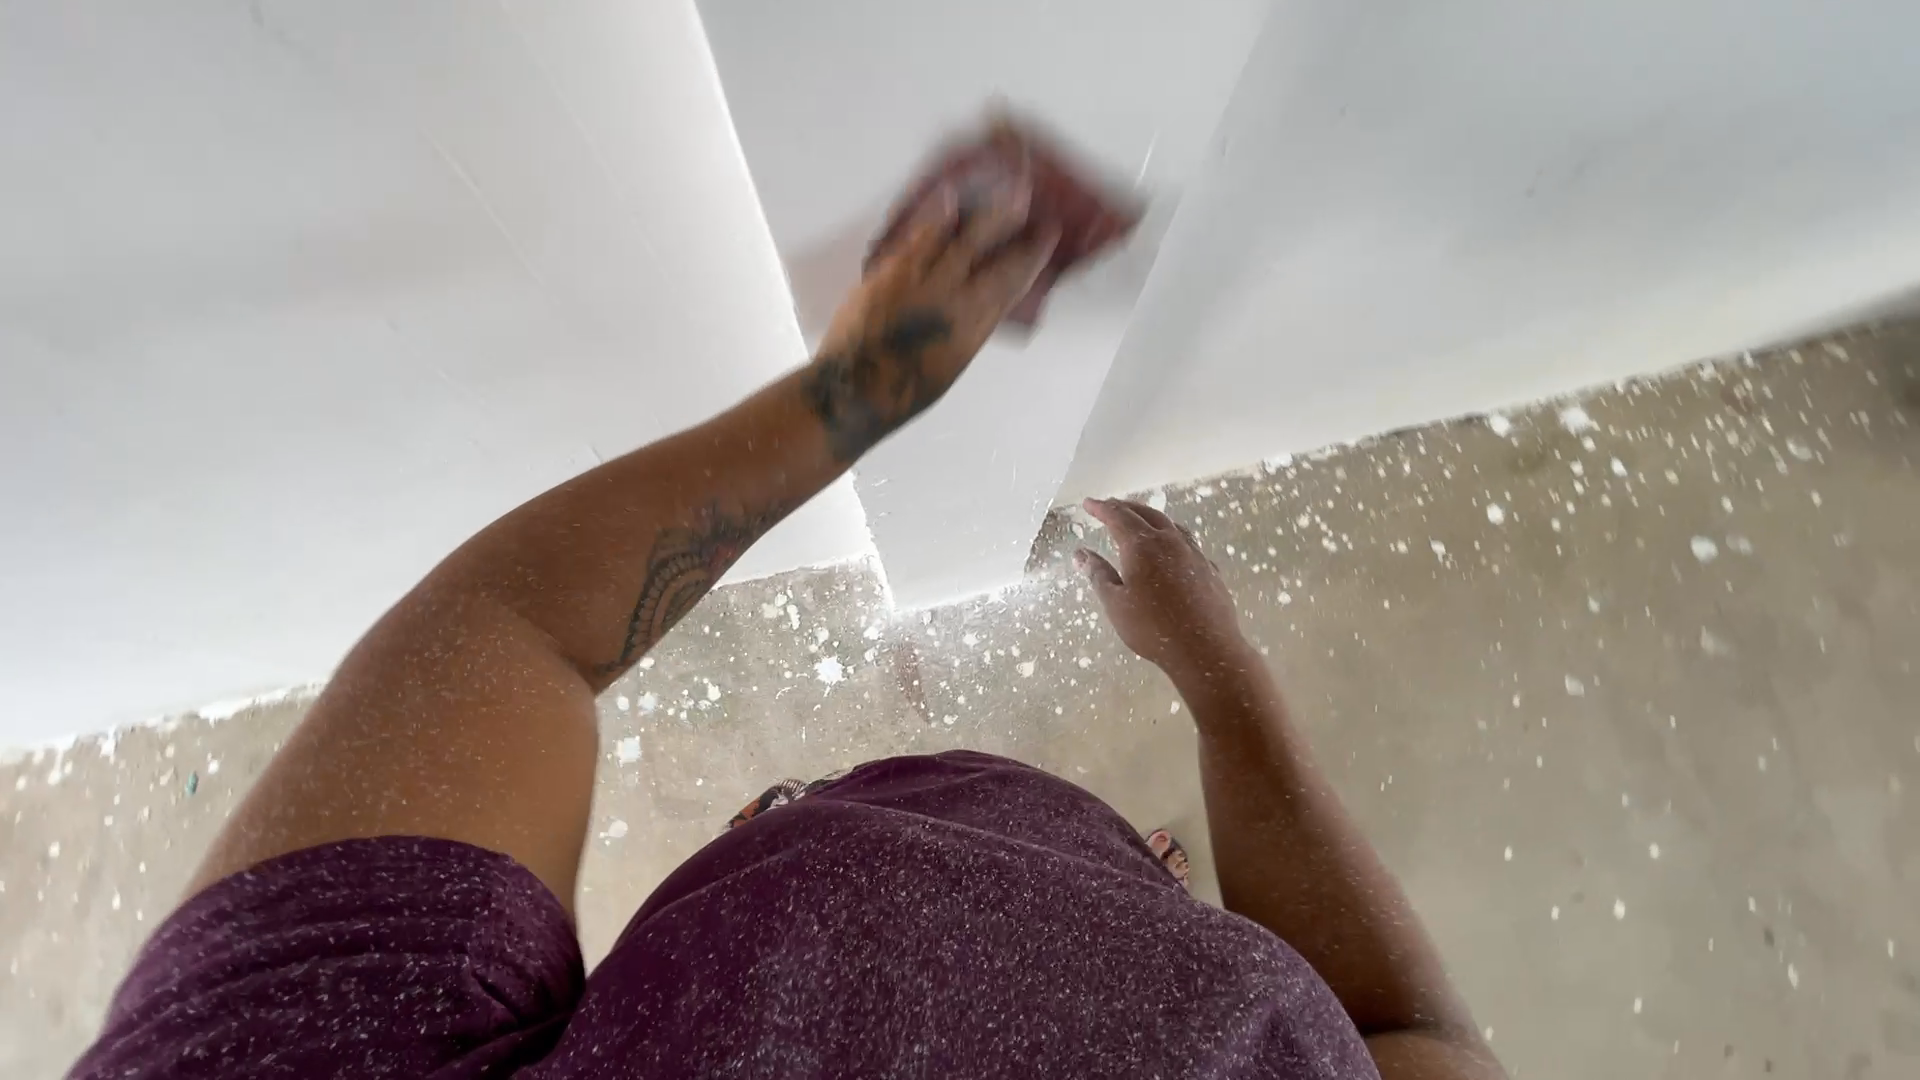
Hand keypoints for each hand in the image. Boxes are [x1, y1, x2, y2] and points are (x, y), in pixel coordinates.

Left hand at [801, 182, 1059, 461]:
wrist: (854, 391)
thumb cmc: (902, 392)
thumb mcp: (951, 364)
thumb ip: (968, 327)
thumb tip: (980, 302)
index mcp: (969, 328)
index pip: (1009, 282)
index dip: (1030, 257)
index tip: (1046, 235)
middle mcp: (947, 300)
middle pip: (982, 249)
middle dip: (1005, 219)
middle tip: (1023, 194)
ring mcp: (913, 283)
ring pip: (949, 236)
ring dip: (973, 209)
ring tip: (989, 186)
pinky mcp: (884, 274)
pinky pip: (913, 238)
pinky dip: (931, 217)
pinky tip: (944, 198)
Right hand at [1076, 498, 1253, 685]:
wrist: (1204, 649)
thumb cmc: (1152, 628)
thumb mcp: (1115, 603)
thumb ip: (1098, 574)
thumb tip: (1080, 553)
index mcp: (1142, 546)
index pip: (1118, 517)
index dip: (1101, 508)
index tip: (1088, 504)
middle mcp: (1169, 542)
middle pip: (1145, 514)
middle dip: (1125, 507)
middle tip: (1110, 507)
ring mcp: (1193, 554)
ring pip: (1170, 525)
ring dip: (1150, 517)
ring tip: (1139, 520)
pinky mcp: (1209, 569)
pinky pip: (1187, 543)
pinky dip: (1171, 537)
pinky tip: (1171, 550)